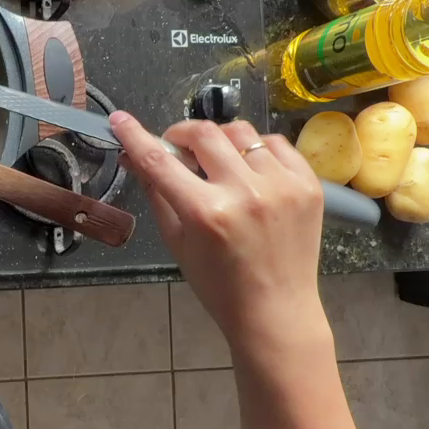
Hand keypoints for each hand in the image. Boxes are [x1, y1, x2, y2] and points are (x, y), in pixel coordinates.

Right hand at [110, 113, 326, 354]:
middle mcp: (245, 192)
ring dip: (219, 140)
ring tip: (216, 161)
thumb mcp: (175, 240)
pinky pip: (275, 144)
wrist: (275, 309)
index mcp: (205, 212)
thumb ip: (156, 192)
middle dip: (181, 133)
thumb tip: (134, 156)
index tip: (119, 120)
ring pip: (241, 133)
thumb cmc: (216, 282)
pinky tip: (248, 169)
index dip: (135, 135)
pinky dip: (255, 149)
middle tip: (176, 147)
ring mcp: (282, 185)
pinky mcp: (308, 184)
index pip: (160, 161)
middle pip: (204, 133)